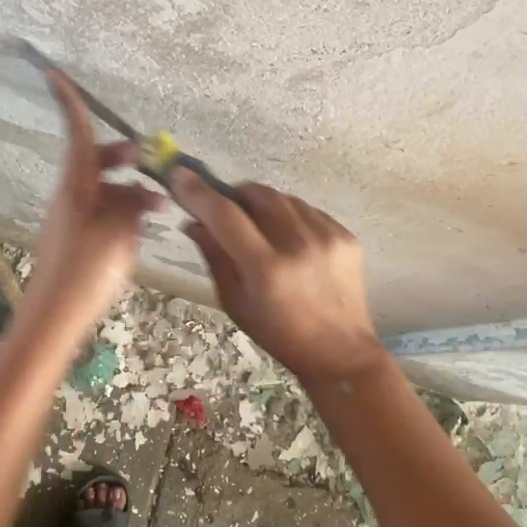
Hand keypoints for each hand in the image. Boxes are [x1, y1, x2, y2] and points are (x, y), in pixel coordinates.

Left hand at [25, 71, 163, 321]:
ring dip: (128, 191)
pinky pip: (101, 213)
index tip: (55, 74)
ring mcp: (70, 220)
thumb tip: (147, 193)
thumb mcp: (120, 234)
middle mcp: (69, 197)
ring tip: (157, 207)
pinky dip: (121, 212)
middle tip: (147, 160)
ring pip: (101, 190)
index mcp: (76, 187)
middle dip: (121, 157)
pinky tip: (140, 230)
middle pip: (94, 161)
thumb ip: (135, 206)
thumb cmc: (86, 271)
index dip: (69, 103)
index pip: (77, 135)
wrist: (54, 318)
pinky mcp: (74, 240)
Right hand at [173, 171, 383, 386]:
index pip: (225, 215)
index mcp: (266, 268)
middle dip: (235, 197)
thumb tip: (193, 221)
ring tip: (262, 231)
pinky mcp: (345, 234)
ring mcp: (327, 236)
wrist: (340, 351)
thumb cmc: (279, 333)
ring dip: (264, 206)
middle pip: (257, 194)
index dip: (199, 192)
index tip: (180, 176)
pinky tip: (291, 242)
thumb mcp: (235, 302)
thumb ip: (214, 256)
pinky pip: (308, 210)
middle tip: (227, 213)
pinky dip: (291, 217)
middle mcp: (298, 245)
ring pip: (283, 198)